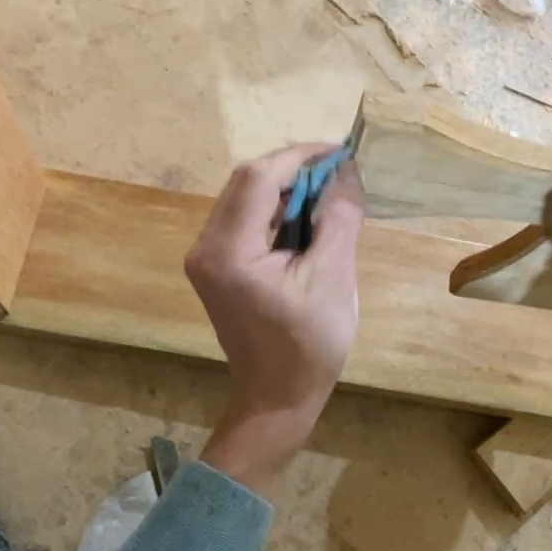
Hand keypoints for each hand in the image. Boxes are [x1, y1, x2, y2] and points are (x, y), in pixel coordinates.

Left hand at [185, 143, 364, 488]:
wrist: (276, 397)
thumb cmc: (308, 345)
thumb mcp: (333, 277)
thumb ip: (338, 217)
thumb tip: (346, 170)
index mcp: (228, 251)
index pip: (259, 177)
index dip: (300, 156)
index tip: (340, 152)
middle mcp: (205, 247)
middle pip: (246, 181)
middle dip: (293, 169)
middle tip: (338, 172)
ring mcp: (205, 256)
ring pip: (243, 196)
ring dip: (284, 187)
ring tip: (328, 191)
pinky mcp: (214, 265)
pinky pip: (243, 219)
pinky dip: (274, 209)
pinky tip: (305, 215)